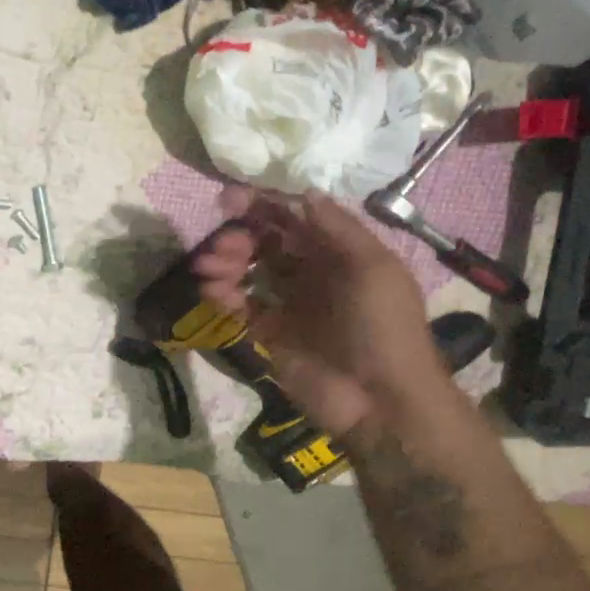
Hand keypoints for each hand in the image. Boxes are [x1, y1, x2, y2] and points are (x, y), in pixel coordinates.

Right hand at [193, 187, 444, 436]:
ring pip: (250, 270)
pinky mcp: (269, 332)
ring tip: (207, 266)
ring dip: (226, 262)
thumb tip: (302, 192)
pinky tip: (211, 291)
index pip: (297, 219)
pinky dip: (222, 294)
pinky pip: (240, 305)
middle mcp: (314, 272)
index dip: (265, 205)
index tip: (230, 198)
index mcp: (342, 253)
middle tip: (220, 243)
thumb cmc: (382, 327)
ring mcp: (290, 303)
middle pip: (268, 242)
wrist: (378, 398)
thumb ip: (337, 228)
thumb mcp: (372, 268)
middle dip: (240, 235)